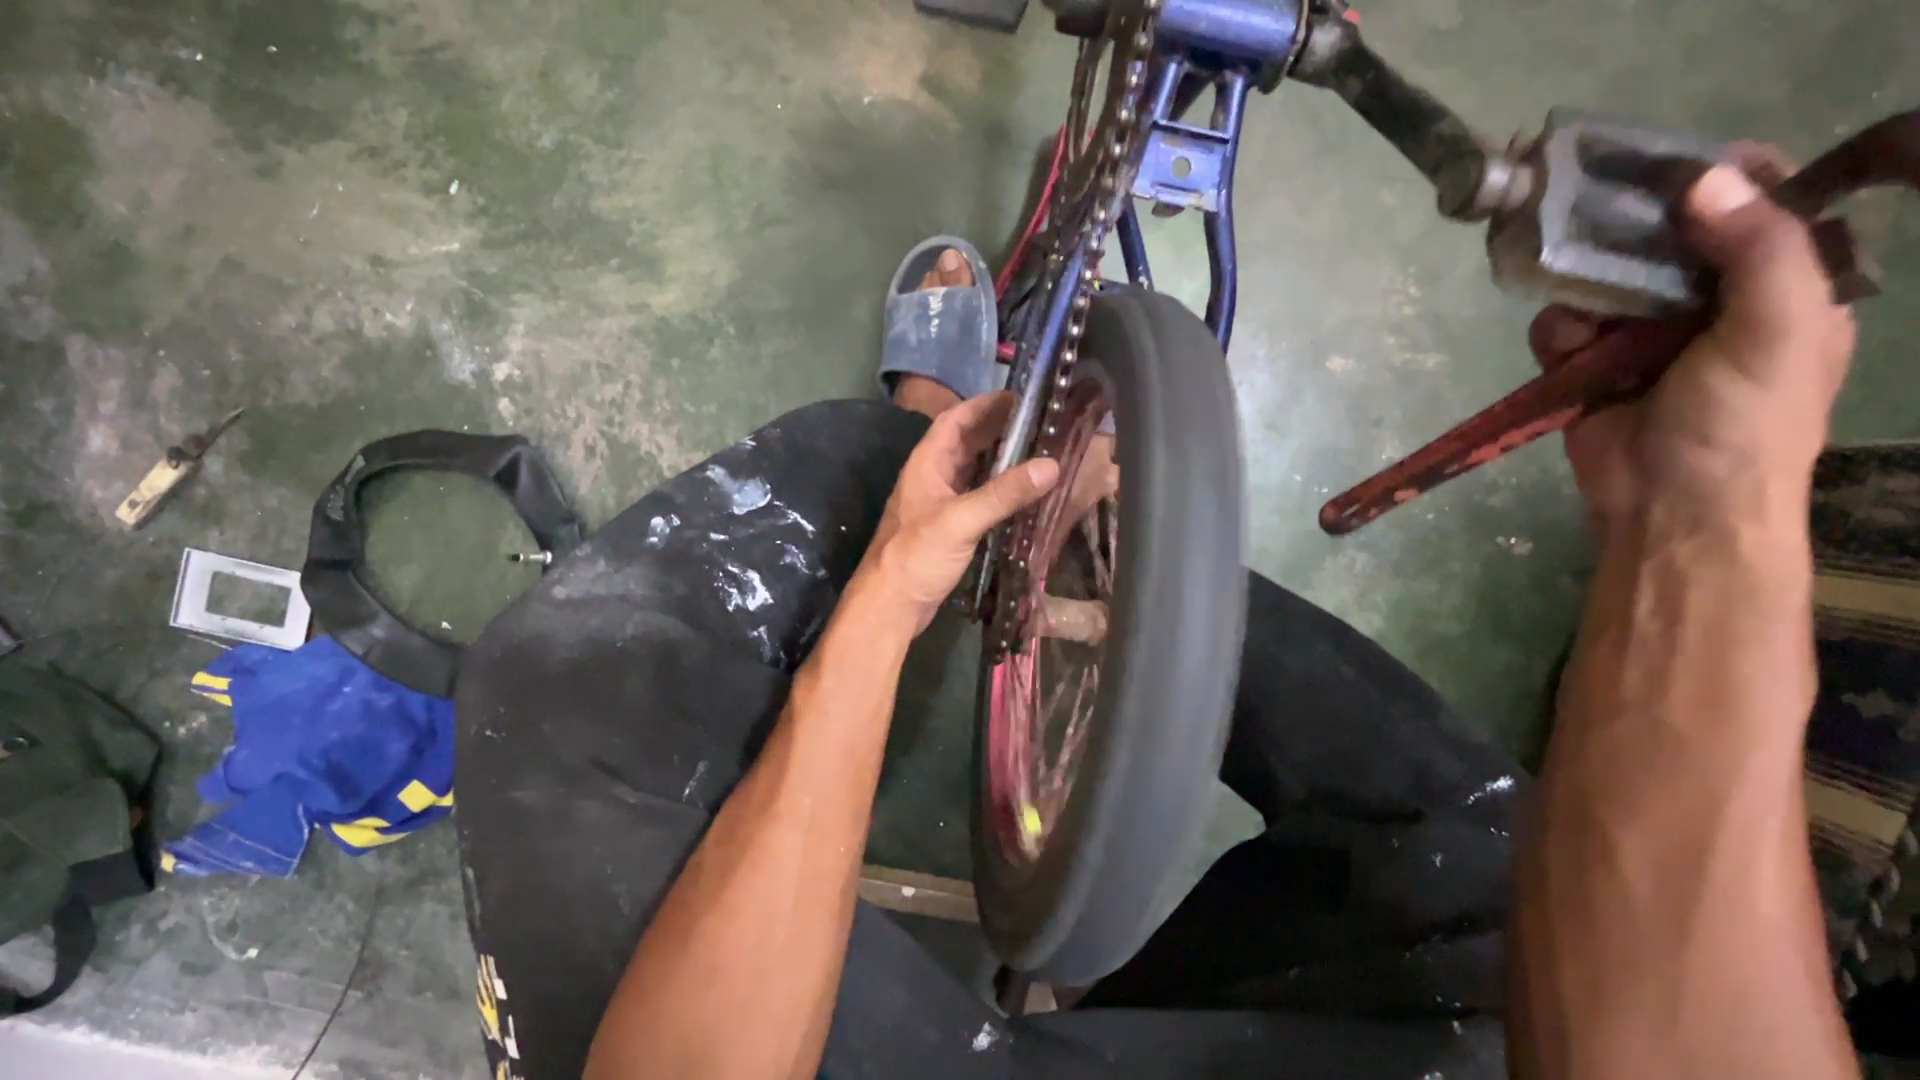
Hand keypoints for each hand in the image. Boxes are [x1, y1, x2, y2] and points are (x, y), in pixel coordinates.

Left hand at [863, 392, 1060, 631]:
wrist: (890, 605)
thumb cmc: (916, 555)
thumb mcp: (961, 519)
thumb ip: (1004, 493)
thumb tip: (1051, 465)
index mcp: (927, 464)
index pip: (955, 420)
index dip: (983, 405)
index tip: (1019, 396)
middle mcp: (932, 478)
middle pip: (966, 442)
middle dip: (998, 429)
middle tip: (1039, 423)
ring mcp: (939, 504)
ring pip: (973, 471)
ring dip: (1000, 460)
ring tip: (1038, 451)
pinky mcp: (949, 529)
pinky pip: (977, 498)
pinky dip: (998, 491)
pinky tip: (1022, 494)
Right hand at [1530, 160, 1855, 532]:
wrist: (1669, 508)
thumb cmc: (1742, 422)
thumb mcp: (1778, 327)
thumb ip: (1758, 248)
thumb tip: (1702, 177)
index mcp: (1783, 283)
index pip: (1762, 204)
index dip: (1725, 176)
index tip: (1673, 165)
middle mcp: (1712, 301)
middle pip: (1669, 234)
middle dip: (1631, 224)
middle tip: (1594, 209)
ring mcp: (1645, 334)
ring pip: (1605, 276)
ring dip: (1588, 287)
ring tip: (1591, 318)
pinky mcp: (1587, 366)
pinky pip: (1563, 325)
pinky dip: (1559, 333)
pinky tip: (1569, 355)